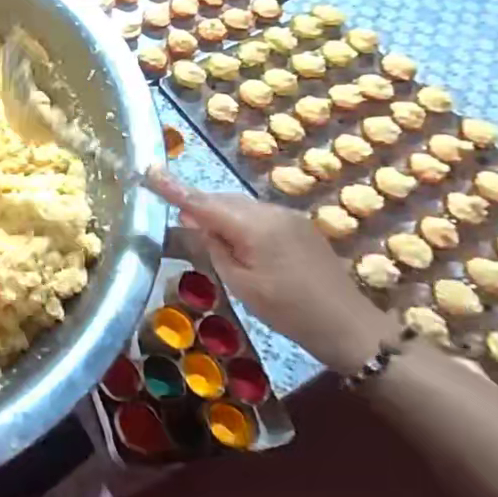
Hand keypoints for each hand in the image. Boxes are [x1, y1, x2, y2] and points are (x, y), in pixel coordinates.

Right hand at [143, 167, 396, 374]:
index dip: (171, 187)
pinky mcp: (297, 225)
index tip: (147, 169)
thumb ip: (212, 246)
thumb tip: (193, 223)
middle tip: (173, 218)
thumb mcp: (239, 283)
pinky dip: (237, 220)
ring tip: (202, 233)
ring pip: (237, 205)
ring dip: (217, 213)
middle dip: (195, 204)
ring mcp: (286, 215)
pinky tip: (234, 240)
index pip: (201, 201)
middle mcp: (269, 211)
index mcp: (252, 225)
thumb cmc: (288, 310)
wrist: (350, 327)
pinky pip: (255, 213)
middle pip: (220, 199)